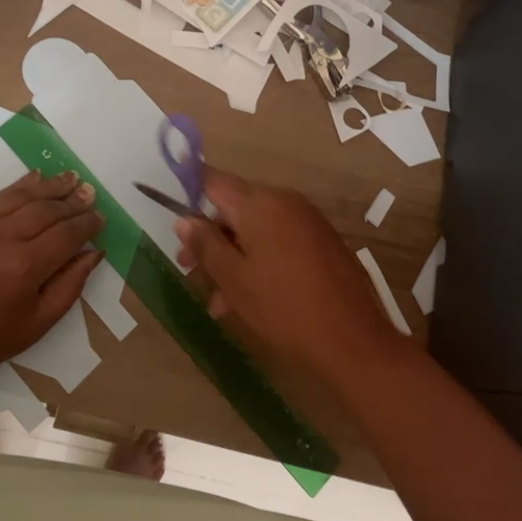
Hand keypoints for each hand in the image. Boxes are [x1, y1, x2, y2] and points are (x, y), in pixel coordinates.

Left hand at [0, 170, 103, 387]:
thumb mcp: (34, 326)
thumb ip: (69, 287)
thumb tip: (93, 254)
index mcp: (26, 267)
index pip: (68, 233)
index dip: (88, 223)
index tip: (100, 217)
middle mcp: (3, 236)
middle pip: (47, 209)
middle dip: (72, 200)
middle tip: (89, 192)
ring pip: (21, 195)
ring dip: (48, 185)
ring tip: (68, 177)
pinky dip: (16, 187)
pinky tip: (31, 181)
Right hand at [174, 169, 408, 382]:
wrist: (352, 339)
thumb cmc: (283, 306)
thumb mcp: (234, 278)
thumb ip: (205, 245)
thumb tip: (184, 219)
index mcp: (260, 203)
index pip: (214, 181)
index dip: (189, 191)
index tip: (170, 206)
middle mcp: (284, 202)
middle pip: (235, 208)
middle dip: (210, 237)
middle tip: (188, 269)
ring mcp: (306, 222)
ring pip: (256, 230)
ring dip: (233, 257)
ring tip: (219, 301)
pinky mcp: (321, 243)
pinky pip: (279, 242)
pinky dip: (258, 262)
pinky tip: (247, 300)